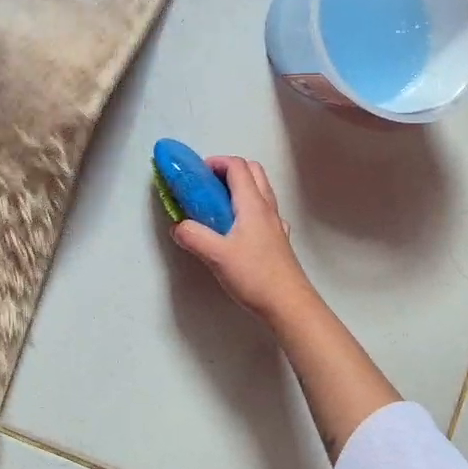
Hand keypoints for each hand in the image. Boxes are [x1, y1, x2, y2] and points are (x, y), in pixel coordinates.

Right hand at [172, 156, 315, 320]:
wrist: (290, 306)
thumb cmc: (255, 276)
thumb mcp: (216, 256)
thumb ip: (193, 236)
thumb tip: (177, 227)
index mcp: (252, 204)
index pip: (237, 166)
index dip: (216, 162)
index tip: (197, 174)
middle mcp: (267, 208)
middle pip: (253, 171)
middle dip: (229, 170)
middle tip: (208, 186)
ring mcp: (276, 224)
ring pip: (260, 190)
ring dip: (239, 188)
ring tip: (218, 207)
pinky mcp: (278, 241)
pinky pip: (264, 212)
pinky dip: (248, 208)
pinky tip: (236, 230)